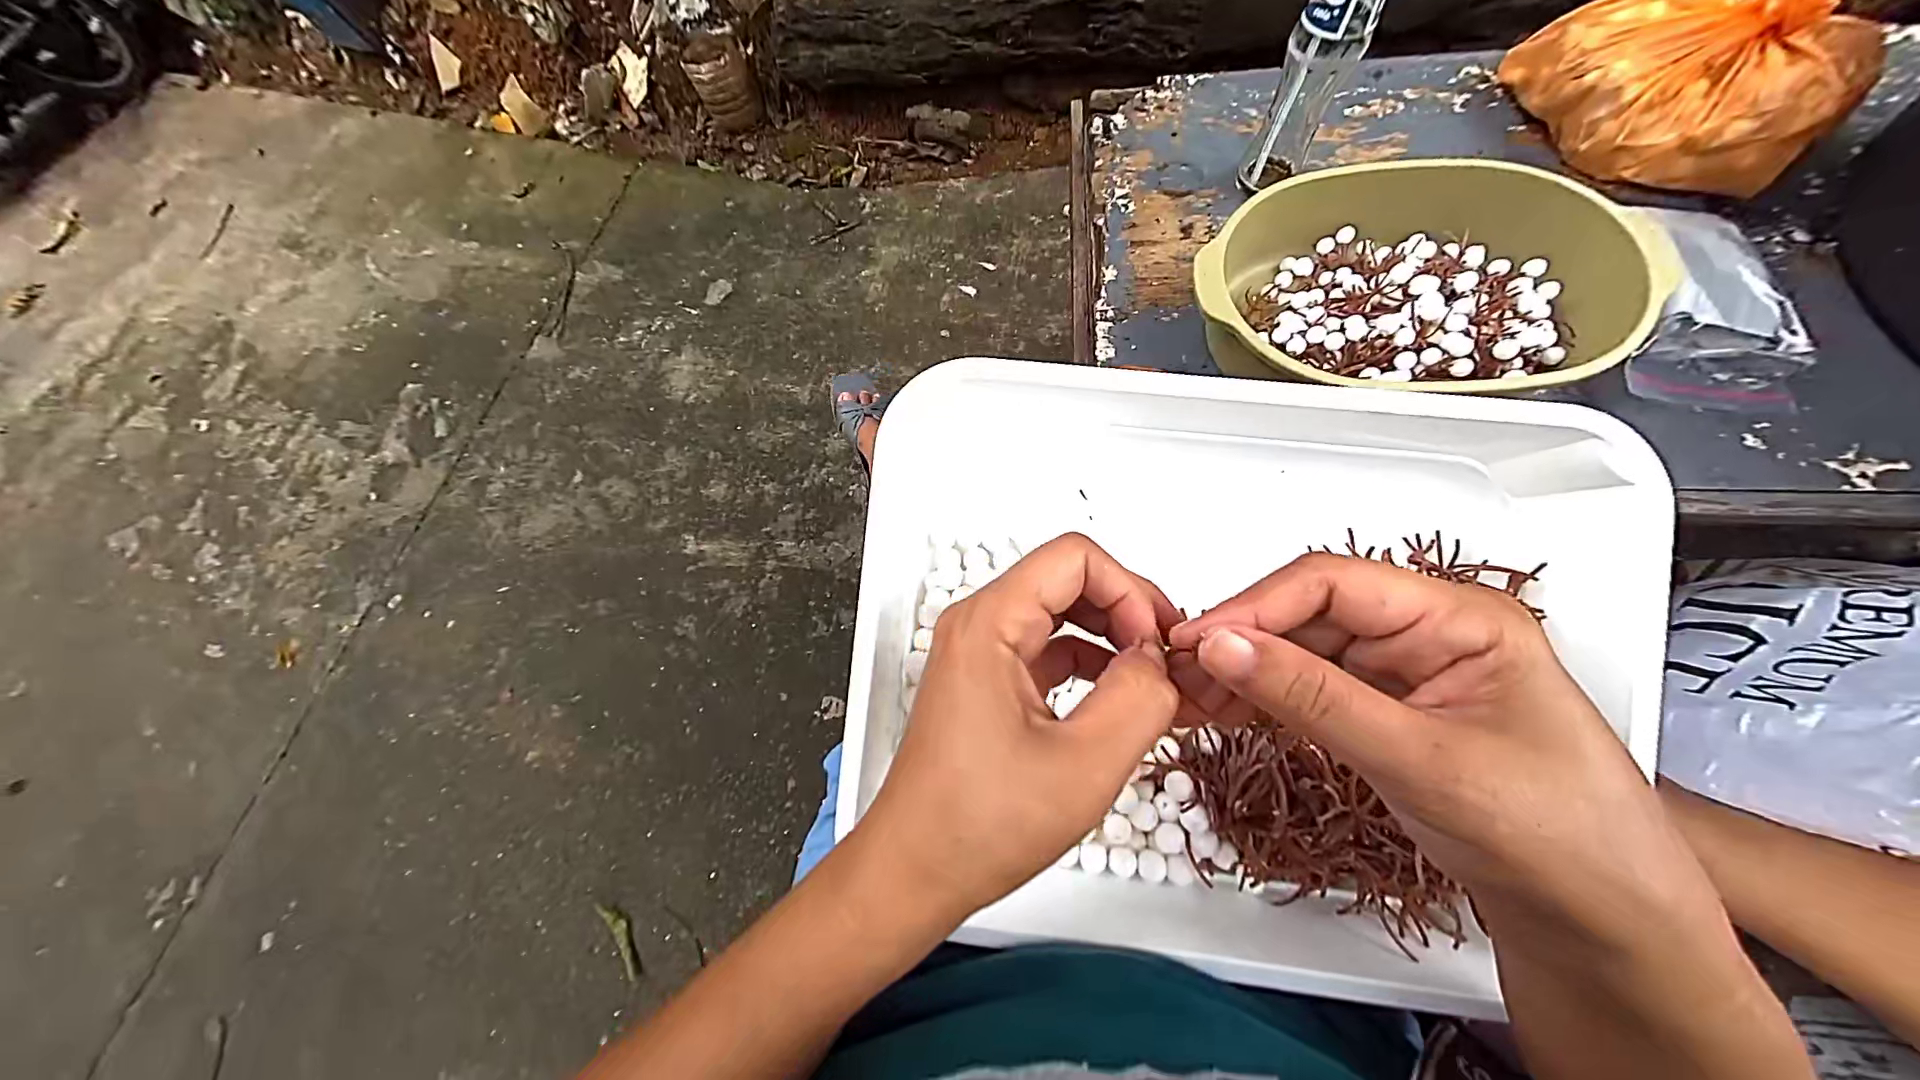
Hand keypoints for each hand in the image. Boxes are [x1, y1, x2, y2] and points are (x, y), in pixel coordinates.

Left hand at [853, 533, 1183, 920]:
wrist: (916, 868)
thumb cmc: (973, 825)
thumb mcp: (1084, 765)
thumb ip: (1140, 699)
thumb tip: (1159, 661)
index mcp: (988, 624)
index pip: (1074, 558)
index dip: (1129, 590)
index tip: (1155, 641)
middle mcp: (977, 626)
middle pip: (1069, 579)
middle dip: (1126, 610)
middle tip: (1164, 655)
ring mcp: (979, 651)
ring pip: (1061, 613)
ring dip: (1111, 637)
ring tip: (1150, 678)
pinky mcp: (987, 679)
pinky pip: (1047, 647)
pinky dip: (1089, 661)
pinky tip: (1117, 695)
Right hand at [1166, 553, 1706, 937]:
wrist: (1601, 925)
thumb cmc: (1559, 838)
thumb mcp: (1421, 759)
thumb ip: (1313, 697)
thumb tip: (1222, 646)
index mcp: (1458, 618)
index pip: (1330, 583)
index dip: (1254, 606)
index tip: (1198, 639)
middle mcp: (1422, 633)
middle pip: (1303, 613)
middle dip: (1239, 641)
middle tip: (1184, 675)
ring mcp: (1397, 671)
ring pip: (1295, 649)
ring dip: (1241, 671)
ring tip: (1195, 699)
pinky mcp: (1377, 706)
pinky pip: (1303, 686)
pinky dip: (1260, 697)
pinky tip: (1226, 711)